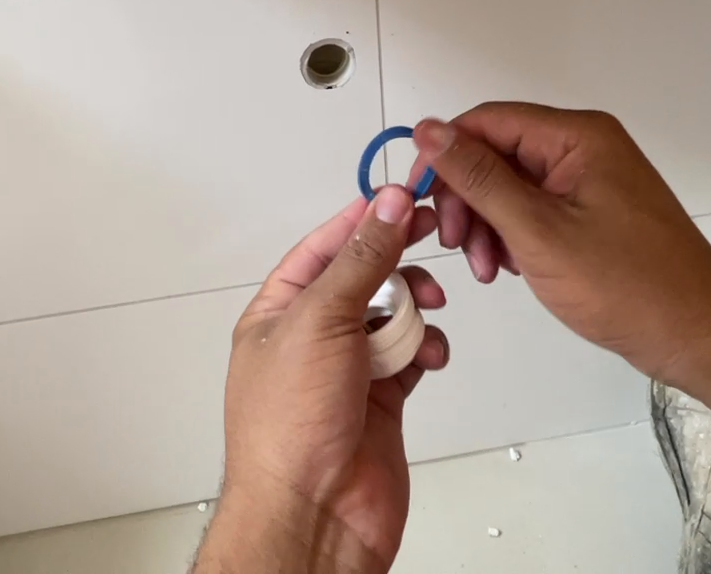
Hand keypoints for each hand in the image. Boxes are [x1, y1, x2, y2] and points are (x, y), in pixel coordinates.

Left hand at [194, 187, 449, 573]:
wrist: (315, 516)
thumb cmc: (290, 423)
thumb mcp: (322, 319)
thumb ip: (361, 259)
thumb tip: (387, 206)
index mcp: (281, 309)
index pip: (324, 246)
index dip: (361, 218)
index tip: (400, 195)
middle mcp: (313, 333)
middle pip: (362, 275)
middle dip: (395, 257)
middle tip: (430, 230)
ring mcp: (348, 365)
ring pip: (392, 312)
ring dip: (413, 306)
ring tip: (427, 307)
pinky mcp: (382, 395)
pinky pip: (411, 352)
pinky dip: (425, 346)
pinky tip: (429, 353)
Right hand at [411, 103, 710, 389]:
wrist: (703, 340)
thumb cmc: (625, 285)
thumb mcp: (537, 231)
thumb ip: (478, 177)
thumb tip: (427, 129)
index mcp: (576, 136)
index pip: (487, 121)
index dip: (444, 155)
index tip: (417, 199)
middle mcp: (582, 146)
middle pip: (496, 153)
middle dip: (468, 198)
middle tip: (456, 246)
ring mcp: (588, 179)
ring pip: (509, 184)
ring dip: (487, 223)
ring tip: (488, 269)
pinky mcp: (590, 209)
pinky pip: (532, 207)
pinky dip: (511, 234)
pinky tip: (509, 268)